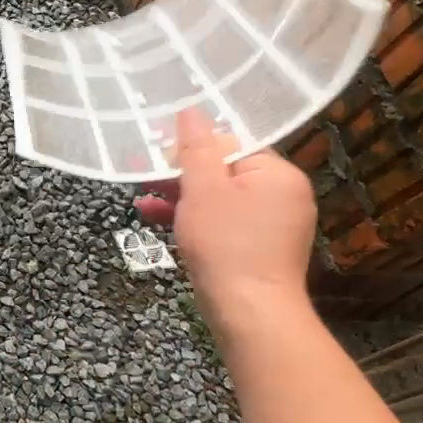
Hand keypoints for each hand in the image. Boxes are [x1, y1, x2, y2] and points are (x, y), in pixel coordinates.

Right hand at [135, 109, 317, 319]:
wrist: (248, 312)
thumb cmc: (226, 242)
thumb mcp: (203, 188)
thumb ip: (196, 147)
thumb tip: (191, 111)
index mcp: (278, 174)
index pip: (232, 143)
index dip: (193, 144)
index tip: (158, 147)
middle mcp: (281, 195)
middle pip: (222, 168)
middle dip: (180, 170)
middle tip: (142, 167)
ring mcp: (270, 223)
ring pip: (217, 195)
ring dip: (178, 193)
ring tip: (141, 192)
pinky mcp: (255, 246)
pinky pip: (219, 218)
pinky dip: (190, 215)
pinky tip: (153, 214)